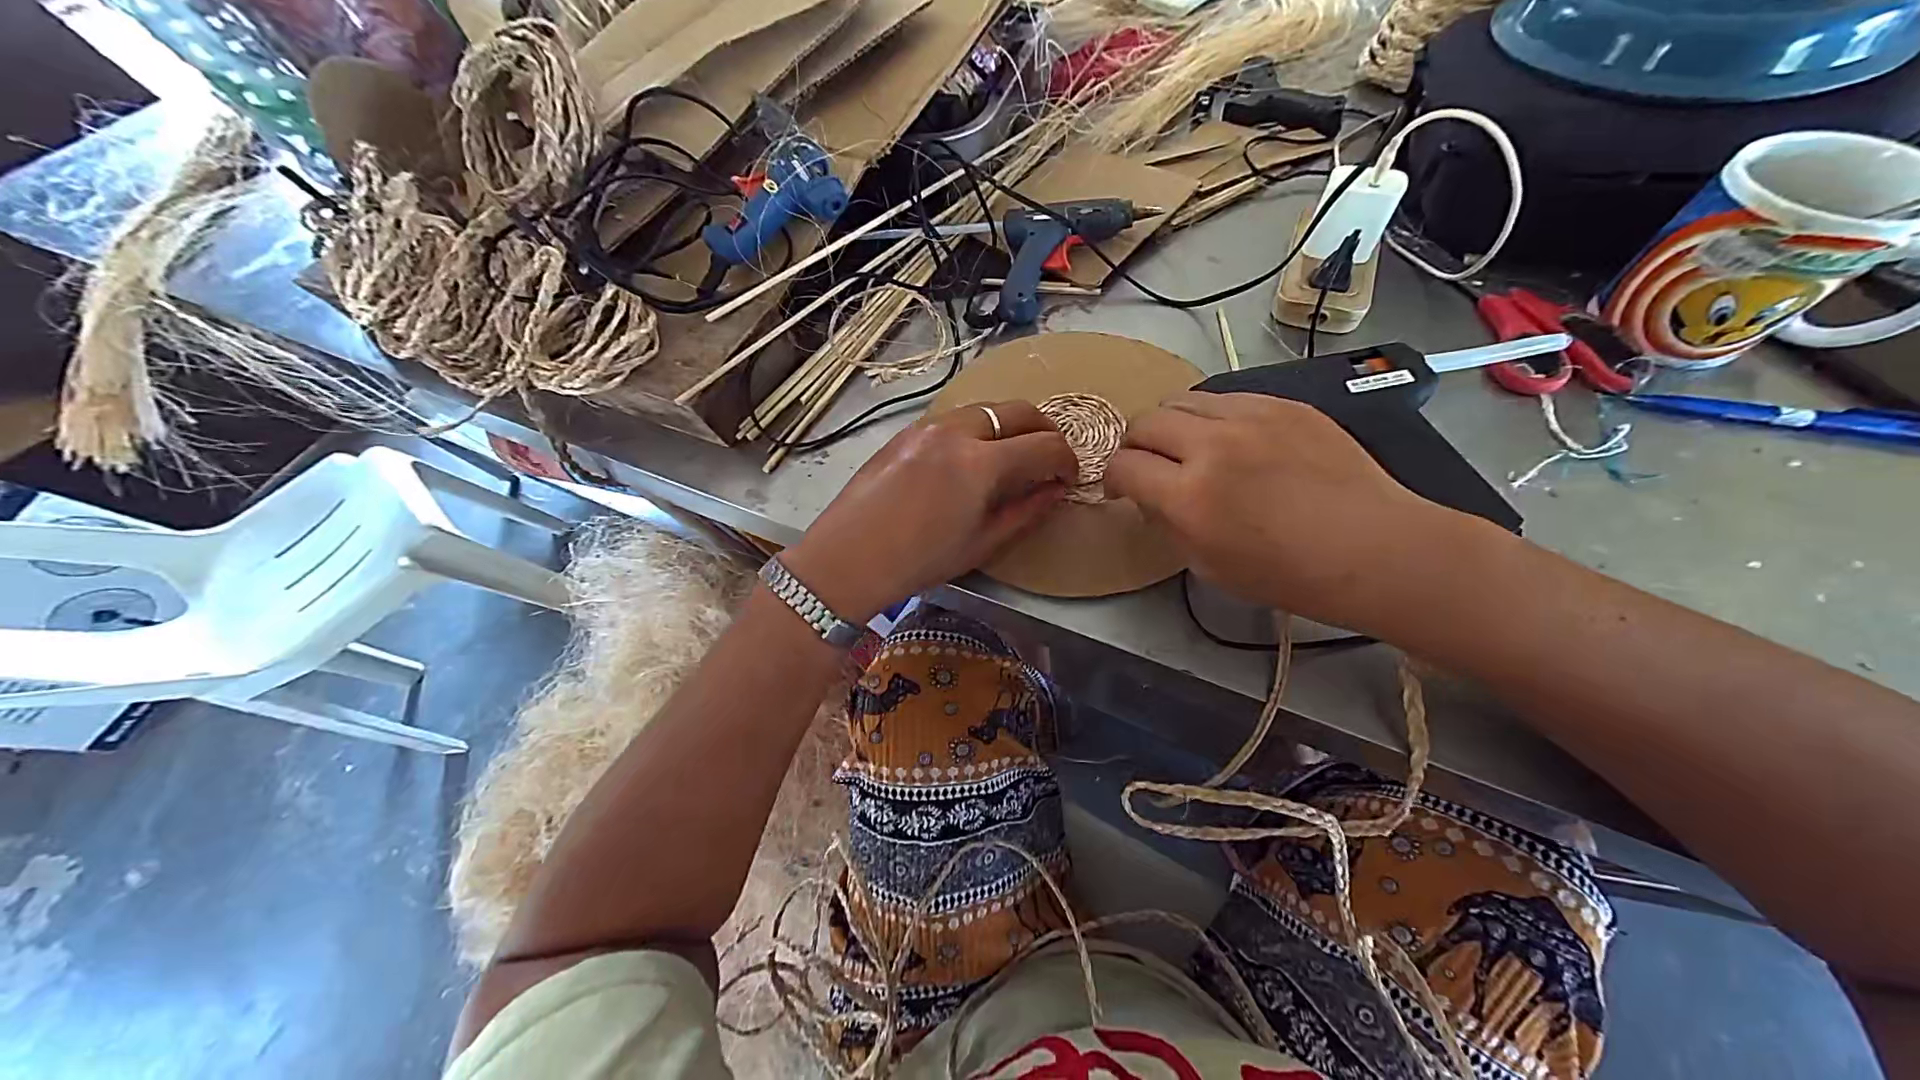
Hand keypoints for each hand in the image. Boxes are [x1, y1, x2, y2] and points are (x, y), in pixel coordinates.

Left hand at [782, 401, 1077, 621]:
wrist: (848, 557)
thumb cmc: (919, 560)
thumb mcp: (982, 543)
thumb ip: (1027, 511)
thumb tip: (1057, 490)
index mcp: (980, 463)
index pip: (1044, 446)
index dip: (1067, 461)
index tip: (1069, 477)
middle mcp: (957, 431)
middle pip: (1019, 411)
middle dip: (1045, 431)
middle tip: (1050, 459)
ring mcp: (928, 426)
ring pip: (986, 409)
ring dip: (1010, 426)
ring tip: (1014, 457)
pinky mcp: (907, 431)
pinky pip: (956, 418)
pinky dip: (978, 429)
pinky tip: (974, 458)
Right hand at [1104, 391, 1486, 633]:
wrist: (1373, 547)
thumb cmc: (1288, 573)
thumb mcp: (1208, 566)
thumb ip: (1167, 523)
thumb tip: (1149, 496)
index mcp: (1189, 495)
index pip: (1123, 465)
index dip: (1113, 478)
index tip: (1121, 490)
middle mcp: (1212, 445)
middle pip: (1145, 422)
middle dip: (1135, 446)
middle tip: (1148, 466)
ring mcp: (1251, 417)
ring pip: (1181, 399)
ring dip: (1171, 424)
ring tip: (1187, 447)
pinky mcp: (1283, 404)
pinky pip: (1226, 397)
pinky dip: (1213, 416)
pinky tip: (1232, 440)